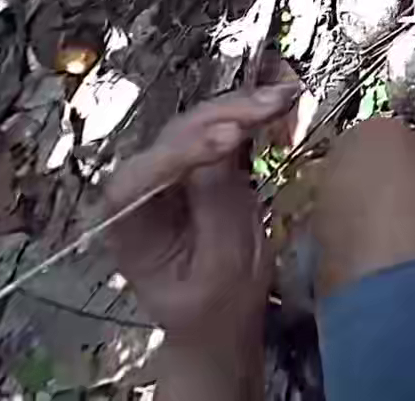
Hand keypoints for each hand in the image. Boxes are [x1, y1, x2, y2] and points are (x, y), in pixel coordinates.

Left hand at [103, 84, 296, 347]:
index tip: (232, 139)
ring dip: (244, 105)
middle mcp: (144, 185)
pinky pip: (223, 122)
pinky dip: (251, 110)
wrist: (224, 316)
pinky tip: (280, 102)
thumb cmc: (216, 306)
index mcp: (130, 226)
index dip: (181, 151)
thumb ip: (216, 205)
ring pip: (201, 120)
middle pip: (176, 136)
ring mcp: (173, 165)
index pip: (139, 178)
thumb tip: (227, 143)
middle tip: (274, 105)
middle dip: (226, 116)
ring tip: (284, 98)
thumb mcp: (221, 268)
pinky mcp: (202, 155)